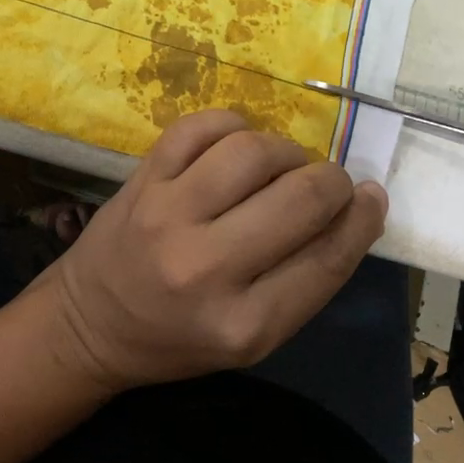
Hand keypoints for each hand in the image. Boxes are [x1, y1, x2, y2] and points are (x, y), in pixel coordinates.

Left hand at [38, 110, 387, 390]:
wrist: (92, 322)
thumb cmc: (178, 338)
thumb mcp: (251, 337)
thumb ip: (303, 280)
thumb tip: (356, 207)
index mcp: (244, 324)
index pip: (327, 258)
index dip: (362, 219)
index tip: (371, 197)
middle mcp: (205, 267)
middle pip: (300, 198)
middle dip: (332, 181)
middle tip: (327, 183)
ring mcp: (167, 215)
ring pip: (253, 151)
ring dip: (285, 151)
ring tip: (281, 166)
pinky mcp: (141, 180)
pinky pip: (200, 127)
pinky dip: (232, 124)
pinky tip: (236, 144)